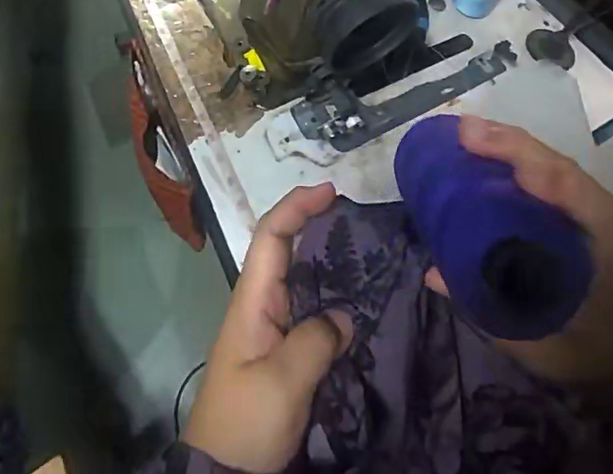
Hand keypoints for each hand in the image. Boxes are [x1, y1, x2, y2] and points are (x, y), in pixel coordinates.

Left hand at [184, 183, 353, 472]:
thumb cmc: (245, 422)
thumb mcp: (282, 383)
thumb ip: (316, 342)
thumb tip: (343, 318)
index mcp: (252, 299)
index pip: (271, 235)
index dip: (296, 206)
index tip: (330, 191)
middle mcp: (260, 304)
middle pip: (284, 248)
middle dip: (314, 223)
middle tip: (356, 218)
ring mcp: (271, 329)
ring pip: (300, 279)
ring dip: (326, 260)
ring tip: (366, 252)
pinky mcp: (282, 353)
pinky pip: (309, 311)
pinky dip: (332, 297)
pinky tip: (358, 303)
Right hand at [423, 116, 612, 386]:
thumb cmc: (596, 359)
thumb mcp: (544, 349)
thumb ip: (491, 313)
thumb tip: (434, 273)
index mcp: (610, 246)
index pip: (576, 193)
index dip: (533, 168)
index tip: (493, 156)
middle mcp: (605, 217)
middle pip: (559, 167)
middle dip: (512, 144)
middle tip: (463, 131)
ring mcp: (595, 212)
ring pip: (554, 165)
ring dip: (513, 146)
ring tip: (469, 133)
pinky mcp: (581, 215)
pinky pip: (550, 177)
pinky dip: (519, 159)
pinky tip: (487, 153)